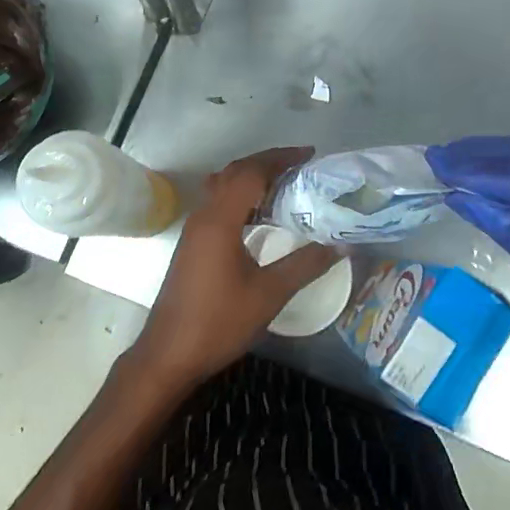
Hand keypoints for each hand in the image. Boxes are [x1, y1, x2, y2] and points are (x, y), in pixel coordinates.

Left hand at [130, 147, 339, 390]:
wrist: (168, 353)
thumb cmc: (218, 322)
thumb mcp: (269, 294)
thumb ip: (305, 264)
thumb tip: (341, 245)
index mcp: (219, 220)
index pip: (250, 172)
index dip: (281, 159)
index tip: (310, 156)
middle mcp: (203, 217)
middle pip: (234, 174)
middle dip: (267, 164)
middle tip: (302, 168)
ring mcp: (194, 232)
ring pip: (223, 189)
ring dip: (252, 181)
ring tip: (286, 188)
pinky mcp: (192, 246)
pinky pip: (218, 208)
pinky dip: (241, 201)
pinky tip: (261, 220)